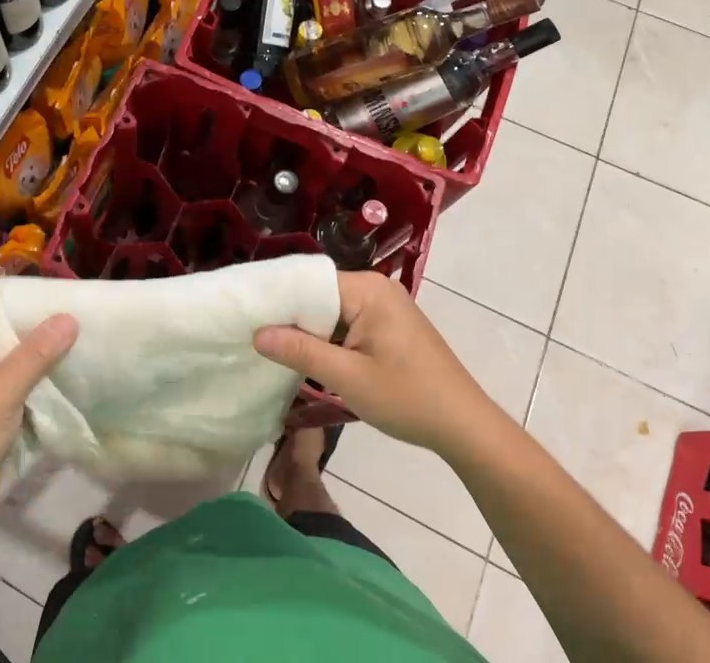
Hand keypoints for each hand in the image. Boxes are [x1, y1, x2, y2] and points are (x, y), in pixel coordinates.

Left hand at [0, 313, 78, 520]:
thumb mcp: (1, 391)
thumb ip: (35, 354)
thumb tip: (70, 317)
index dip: (32, 305)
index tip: (69, 299)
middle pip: (11, 334)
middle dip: (44, 332)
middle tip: (86, 319)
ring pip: (20, 360)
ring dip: (47, 358)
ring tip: (88, 341)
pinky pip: (24, 383)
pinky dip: (43, 381)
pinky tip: (75, 372)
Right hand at [254, 272, 498, 453]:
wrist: (465, 427)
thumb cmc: (408, 399)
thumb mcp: (348, 377)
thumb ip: (300, 352)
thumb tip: (256, 333)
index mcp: (368, 290)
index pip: (308, 283)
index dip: (276, 300)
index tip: (244, 317)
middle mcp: (376, 289)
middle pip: (318, 295)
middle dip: (289, 318)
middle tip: (250, 336)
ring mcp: (385, 307)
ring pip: (330, 312)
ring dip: (307, 333)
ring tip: (268, 348)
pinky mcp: (388, 327)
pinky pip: (346, 324)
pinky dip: (327, 340)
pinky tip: (304, 358)